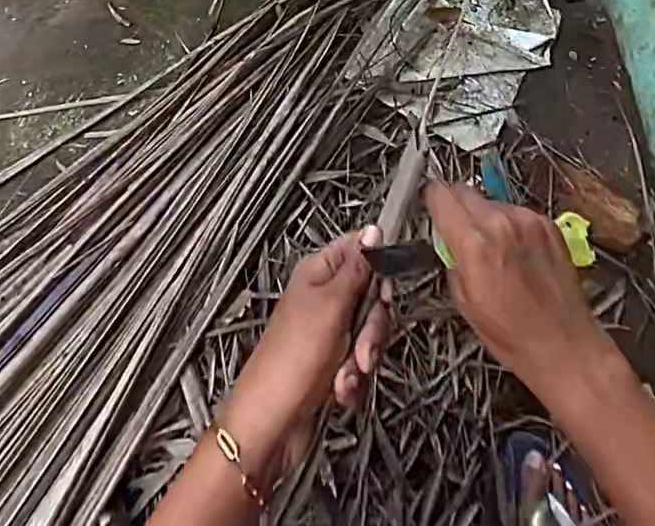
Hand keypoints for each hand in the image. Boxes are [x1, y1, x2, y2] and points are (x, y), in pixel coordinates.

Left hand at [219, 225, 392, 483]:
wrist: (272, 423)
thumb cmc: (290, 360)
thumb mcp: (332, 305)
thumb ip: (357, 268)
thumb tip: (373, 231)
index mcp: (318, 272)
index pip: (359, 250)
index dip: (378, 269)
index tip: (381, 292)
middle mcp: (323, 297)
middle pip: (372, 295)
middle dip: (374, 326)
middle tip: (360, 341)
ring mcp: (329, 330)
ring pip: (371, 332)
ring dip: (364, 356)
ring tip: (346, 371)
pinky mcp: (333, 361)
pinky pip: (361, 361)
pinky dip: (355, 379)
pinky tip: (339, 388)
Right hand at [424, 180, 620, 400]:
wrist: (566, 347)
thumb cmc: (512, 333)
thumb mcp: (463, 299)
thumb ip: (451, 256)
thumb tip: (447, 236)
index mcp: (474, 242)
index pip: (440, 194)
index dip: (431, 199)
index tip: (431, 204)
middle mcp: (500, 222)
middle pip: (464, 191)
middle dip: (457, 207)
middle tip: (460, 232)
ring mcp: (527, 220)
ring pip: (491, 201)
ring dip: (485, 217)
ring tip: (494, 250)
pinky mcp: (547, 224)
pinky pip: (516, 212)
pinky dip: (510, 225)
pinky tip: (517, 252)